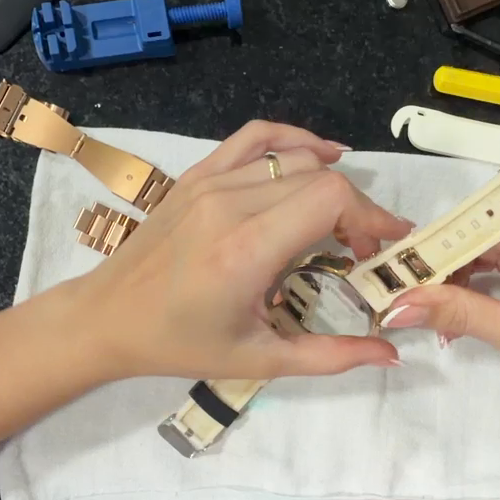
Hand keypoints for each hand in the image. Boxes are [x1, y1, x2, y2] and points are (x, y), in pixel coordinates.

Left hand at [68, 121, 412, 381]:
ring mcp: (209, 182)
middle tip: (362, 248)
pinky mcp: (196, 175)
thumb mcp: (259, 360)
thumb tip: (391, 353)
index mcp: (247, 250)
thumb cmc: (181, 345)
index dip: (372, 216)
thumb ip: (329, 356)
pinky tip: (317, 155)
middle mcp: (230, 204)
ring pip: (293, 159)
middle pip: (320, 178)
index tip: (387, 244)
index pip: (331, 199)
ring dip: (330, 183)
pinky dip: (293, 139)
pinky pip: (254, 138)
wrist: (108, 318)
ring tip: (342, 220)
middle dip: (356, 210)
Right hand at [378, 192, 499, 399]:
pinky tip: (450, 297)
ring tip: (422, 300)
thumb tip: (399, 306)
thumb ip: (462, 315)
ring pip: (488, 235)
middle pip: (485, 225)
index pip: (486, 227)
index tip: (394, 275)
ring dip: (456, 268)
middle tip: (402, 291)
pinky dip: (476, 271)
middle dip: (445, 261)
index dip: (438, 251)